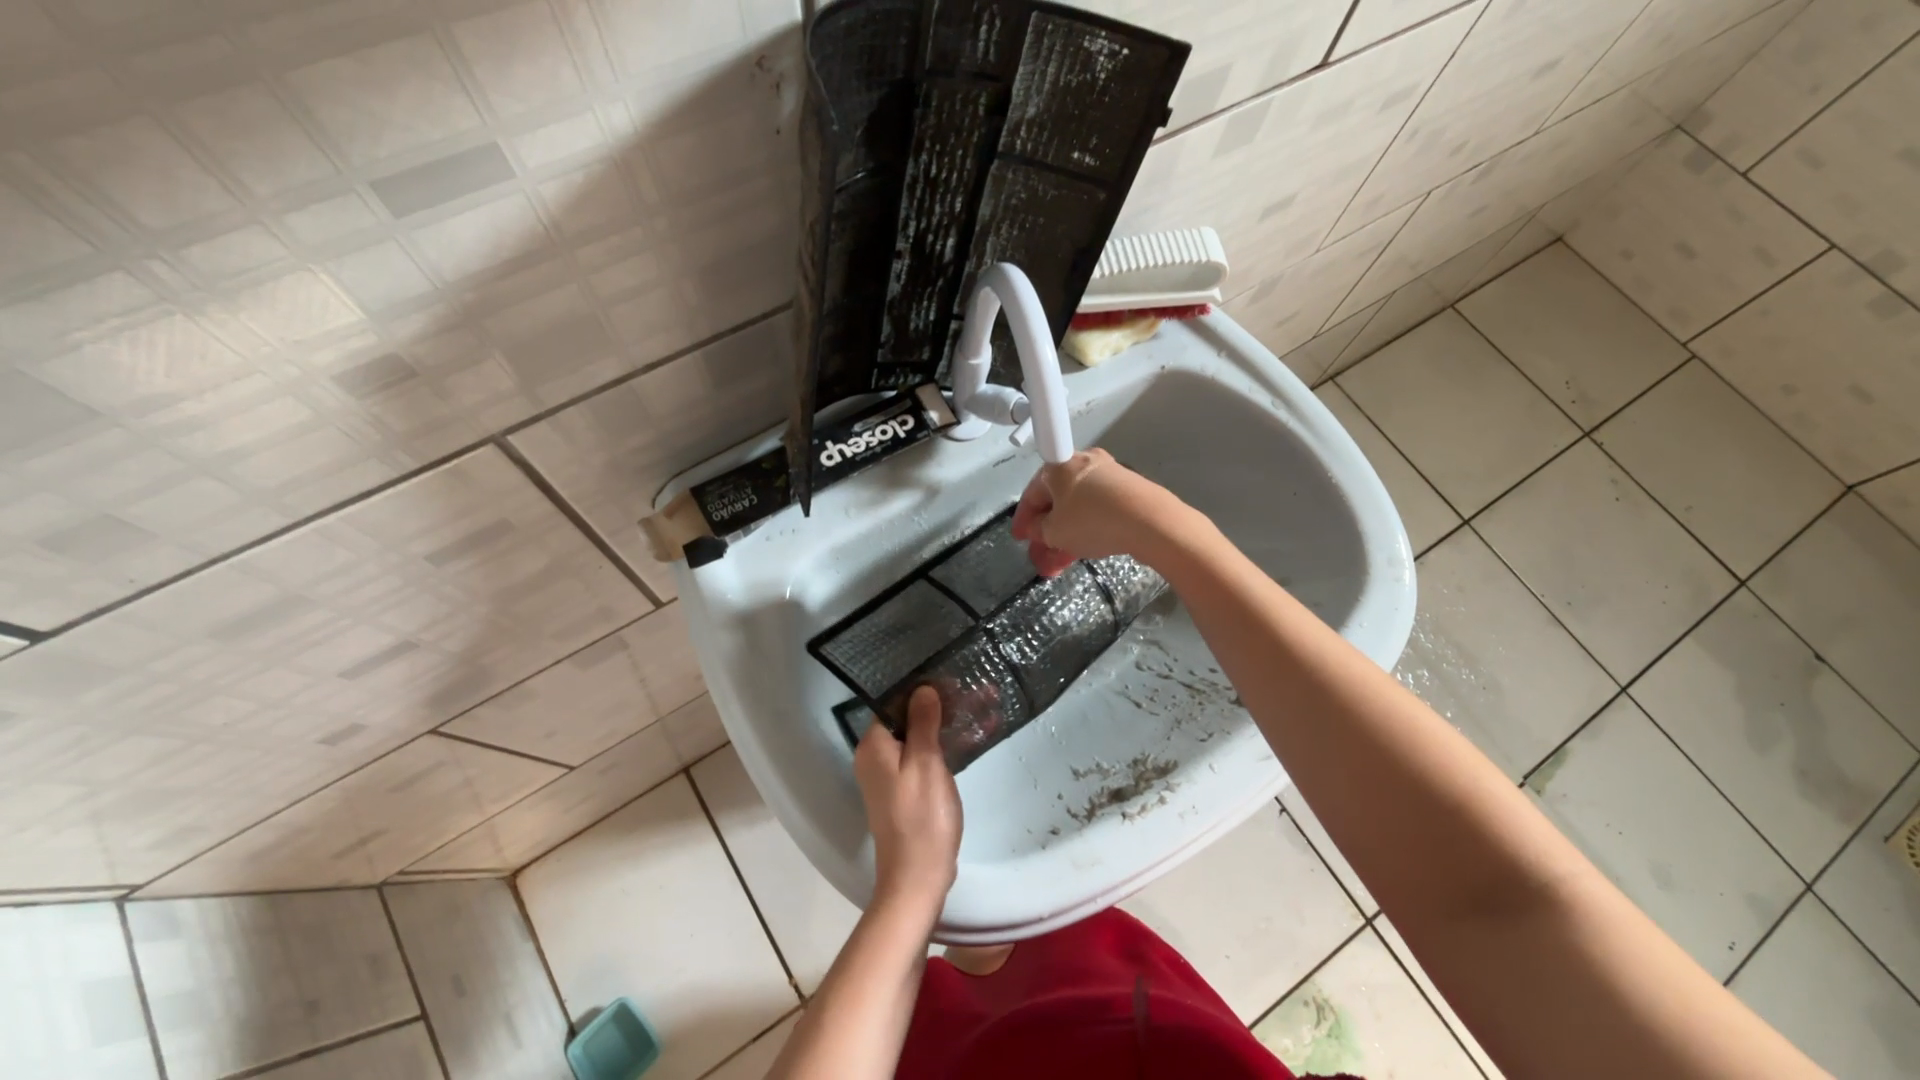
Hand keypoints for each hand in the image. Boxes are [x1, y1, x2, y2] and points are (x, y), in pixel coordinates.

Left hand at [854, 686, 962, 921]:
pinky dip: (948, 747)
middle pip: (910, 719)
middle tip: (981, 692)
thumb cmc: (922, 817)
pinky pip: (926, 758)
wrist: (917, 876)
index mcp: (873, 746)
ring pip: (922, 738)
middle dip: (945, 705)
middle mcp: (876, 757)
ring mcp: (891, 776)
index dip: (926, 690)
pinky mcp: (907, 791)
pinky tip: (977, 737)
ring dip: (952, 724)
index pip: (896, 703)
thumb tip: (922, 689)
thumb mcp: (925, 763)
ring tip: (988, 707)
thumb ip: (922, 723)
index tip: (958, 681)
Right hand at [1010, 448, 1187, 575]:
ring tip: (1059, 566)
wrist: (1150, 519)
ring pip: (1077, 510)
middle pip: (1056, 502)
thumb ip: (1039, 531)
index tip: (1019, 539)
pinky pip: (1097, 511)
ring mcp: (1108, 476)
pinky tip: (1082, 552)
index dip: (1023, 519)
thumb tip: (1036, 529)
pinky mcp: (1127, 491)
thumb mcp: (1055, 532)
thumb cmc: (1092, 520)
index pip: (1032, 492)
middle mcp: (1083, 464)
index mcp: (1059, 466)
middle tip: (1041, 559)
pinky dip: (1085, 530)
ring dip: (1064, 537)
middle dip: (1046, 534)